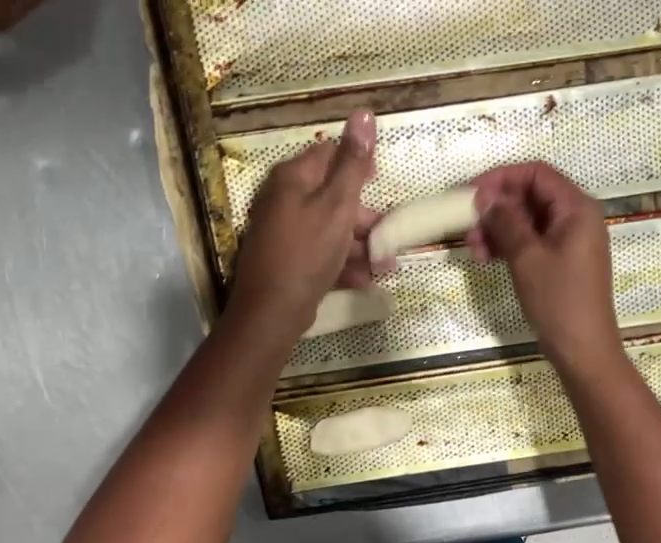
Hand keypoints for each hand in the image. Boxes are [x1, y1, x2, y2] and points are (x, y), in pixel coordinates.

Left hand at [222, 111, 377, 338]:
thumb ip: (353, 164)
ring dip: (359, 245)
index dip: (358, 164)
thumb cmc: (307, 252)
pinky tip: (362, 280)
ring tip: (384, 266)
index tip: (381, 181)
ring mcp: (283, 232)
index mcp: (293, 178)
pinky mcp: (286, 261)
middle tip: (388, 236)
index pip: (329, 154)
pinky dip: (341, 264)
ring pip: (329, 229)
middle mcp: (284, 199)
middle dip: (364, 217)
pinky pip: (320, 254)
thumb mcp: (337, 205)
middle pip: (332, 196)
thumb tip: (364, 113)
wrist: (272, 310)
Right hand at [469, 163, 618, 363]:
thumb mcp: (527, 258)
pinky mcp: (562, 263)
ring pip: (529, 221)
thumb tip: (485, 196)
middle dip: (497, 209)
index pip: (537, 174)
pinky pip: (533, 242)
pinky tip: (487, 259)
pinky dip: (510, 246)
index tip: (471, 193)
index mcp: (577, 208)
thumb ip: (506, 222)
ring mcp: (571, 242)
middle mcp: (577, 218)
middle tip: (469, 228)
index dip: (502, 178)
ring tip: (474, 250)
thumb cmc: (559, 302)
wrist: (583, 350)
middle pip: (531, 197)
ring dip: (499, 230)